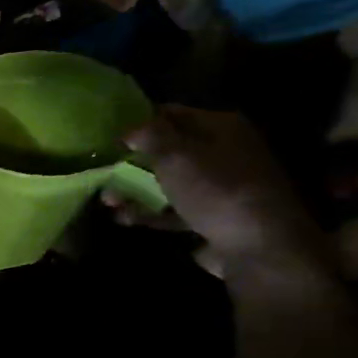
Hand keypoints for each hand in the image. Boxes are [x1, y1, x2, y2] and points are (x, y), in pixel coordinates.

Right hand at [103, 106, 330, 278]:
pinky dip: (148, 213)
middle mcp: (221, 152)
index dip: (137, 122)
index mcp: (219, 128)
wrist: (257, 244)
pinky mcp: (210, 216)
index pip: (171, 114)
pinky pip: (172, 209)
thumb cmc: (215, 190)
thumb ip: (149, 136)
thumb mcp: (177, 155)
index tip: (107, 135)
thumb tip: (129, 128)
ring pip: (165, 183)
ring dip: (133, 191)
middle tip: (101, 173)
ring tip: (108, 203)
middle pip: (166, 151)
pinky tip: (124, 219)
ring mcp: (217, 186)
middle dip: (130, 163)